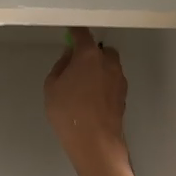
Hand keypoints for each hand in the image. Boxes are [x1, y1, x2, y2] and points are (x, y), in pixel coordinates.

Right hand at [44, 28, 127, 175]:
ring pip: (109, 66)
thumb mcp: (52, 86)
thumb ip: (60, 66)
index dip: (75, 33)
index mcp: (89, 55)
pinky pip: (112, 81)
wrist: (96, 142)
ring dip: (98, 69)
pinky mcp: (123, 96)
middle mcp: (109, 63)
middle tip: (76, 65)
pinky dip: (103, 84)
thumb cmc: (68, 112)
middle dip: (90, 53)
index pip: (83, 34)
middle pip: (101, 50)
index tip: (69, 34)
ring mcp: (119, 79)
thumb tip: (69, 56)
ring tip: (83, 85)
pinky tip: (92, 98)